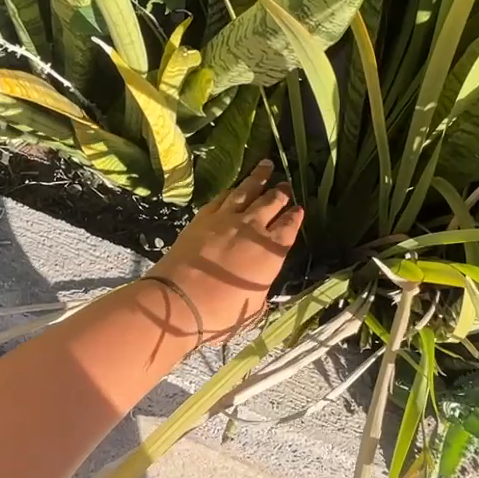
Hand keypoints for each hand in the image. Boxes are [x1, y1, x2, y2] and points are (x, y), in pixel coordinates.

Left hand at [149, 161, 301, 342]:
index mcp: (272, 249)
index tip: (298, 209)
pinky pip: (223, 197)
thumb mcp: (254, 306)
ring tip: (267, 165)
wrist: (180, 300)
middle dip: (280, 192)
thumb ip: (261, 287)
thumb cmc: (222, 312)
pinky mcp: (203, 216)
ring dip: (259, 177)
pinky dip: (233, 190)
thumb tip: (260, 282)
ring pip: (247, 190)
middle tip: (285, 184)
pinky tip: (235, 187)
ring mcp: (227, 218)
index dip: (295, 216)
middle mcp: (253, 227)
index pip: (290, 225)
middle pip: (271, 202)